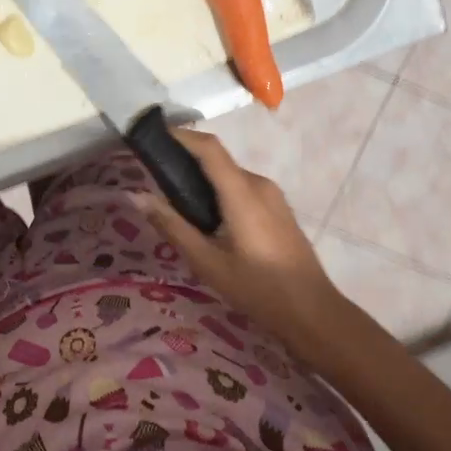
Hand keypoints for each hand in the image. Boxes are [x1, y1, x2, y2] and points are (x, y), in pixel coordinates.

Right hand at [139, 128, 343, 353]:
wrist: (315, 315)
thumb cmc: (260, 290)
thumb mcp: (208, 263)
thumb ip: (172, 226)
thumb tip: (135, 196)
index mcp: (242, 193)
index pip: (209, 147)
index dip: (180, 135)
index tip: (152, 135)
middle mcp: (259, 185)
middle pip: (217, 160)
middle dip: (185, 159)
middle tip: (153, 175)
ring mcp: (273, 196)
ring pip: (229, 175)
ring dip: (202, 178)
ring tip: (174, 200)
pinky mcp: (278, 209)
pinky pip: (242, 187)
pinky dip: (218, 191)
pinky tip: (206, 218)